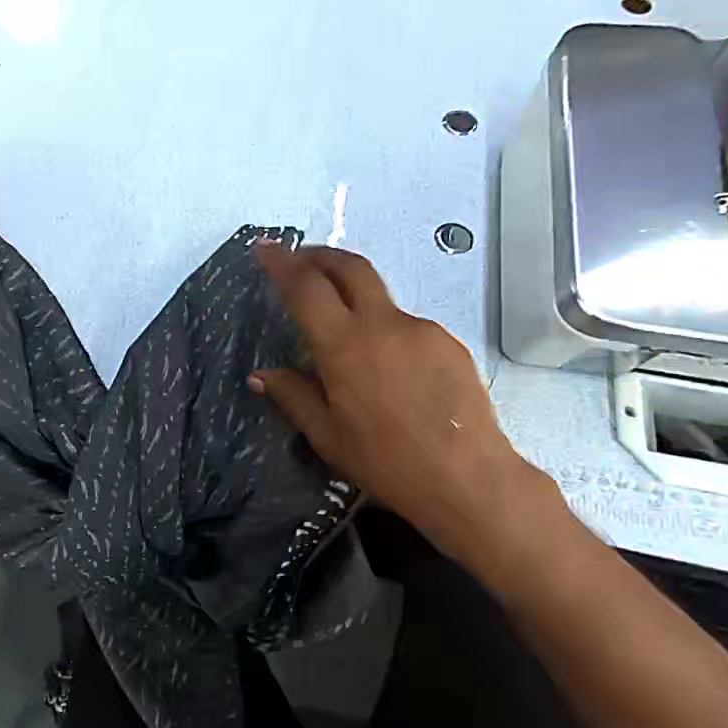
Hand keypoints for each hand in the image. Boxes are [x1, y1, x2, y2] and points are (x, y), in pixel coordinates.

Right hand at [250, 243, 554, 565]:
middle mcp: (385, 325)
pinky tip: (397, 377)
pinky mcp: (451, 343)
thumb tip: (261, 375)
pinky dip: (393, 338)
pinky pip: (412, 330)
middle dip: (321, 256)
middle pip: (351, 268)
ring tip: (356, 351)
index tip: (266, 249)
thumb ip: (294, 397)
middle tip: (302, 261)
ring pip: (384, 304)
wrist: (466, 478)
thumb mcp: (329, 438)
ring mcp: (423, 330)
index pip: (306, 286)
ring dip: (361, 308)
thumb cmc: (388, 464)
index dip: (281, 262)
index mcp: (345, 346)